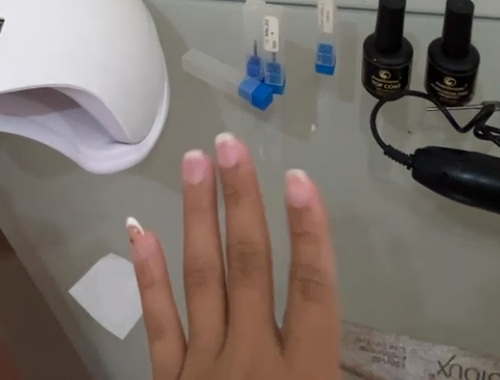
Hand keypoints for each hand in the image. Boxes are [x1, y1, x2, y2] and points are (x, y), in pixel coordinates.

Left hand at [127, 132, 340, 378]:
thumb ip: (340, 367)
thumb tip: (358, 333)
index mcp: (304, 376)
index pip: (311, 290)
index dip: (309, 232)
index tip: (300, 177)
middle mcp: (251, 361)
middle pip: (248, 266)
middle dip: (241, 200)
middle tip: (229, 144)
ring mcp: (203, 370)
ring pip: (202, 280)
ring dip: (199, 216)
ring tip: (193, 161)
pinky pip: (159, 326)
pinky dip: (149, 279)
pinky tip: (141, 233)